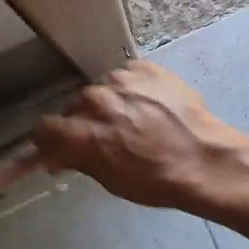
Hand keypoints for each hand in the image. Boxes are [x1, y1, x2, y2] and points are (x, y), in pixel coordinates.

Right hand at [35, 60, 248, 208]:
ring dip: (108, 103)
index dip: (50, 140)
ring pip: (102, 89)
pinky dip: (131, 89)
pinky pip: (127, 76)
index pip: (44, 128)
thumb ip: (80, 161)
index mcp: (83, 132)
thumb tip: (60, 155)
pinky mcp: (145, 68)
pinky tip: (147, 104)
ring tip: (131, 119)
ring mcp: (122, 79)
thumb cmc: (156, 181)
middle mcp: (96, 99)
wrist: (204, 158)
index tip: (58, 148)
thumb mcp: (111, 180)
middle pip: (76, 106)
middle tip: (103, 137)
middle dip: (83, 122)